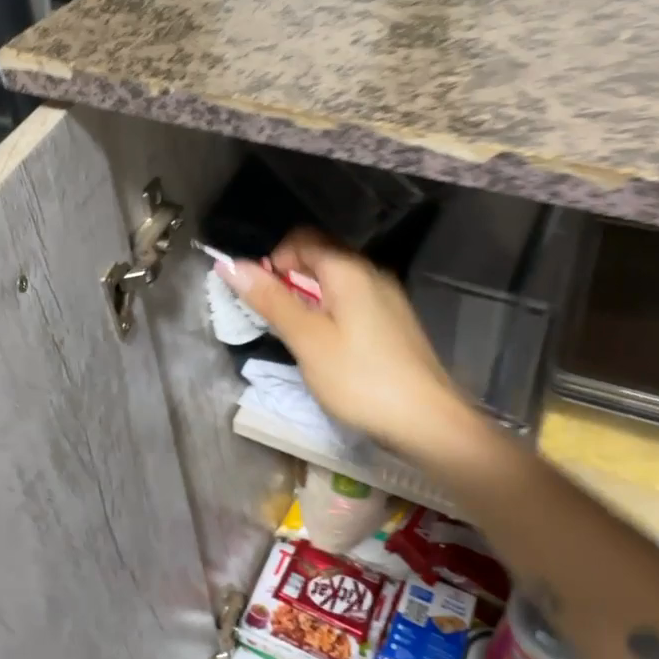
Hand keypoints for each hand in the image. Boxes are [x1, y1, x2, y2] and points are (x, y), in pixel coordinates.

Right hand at [217, 229, 468, 453]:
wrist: (426, 419)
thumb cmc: (360, 378)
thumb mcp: (307, 340)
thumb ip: (271, 300)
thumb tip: (232, 265)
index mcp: (349, 269)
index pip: (302, 239)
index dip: (273, 259)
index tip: (259, 296)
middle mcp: (371, 273)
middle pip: (320, 257)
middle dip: (290, 278)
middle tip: (275, 317)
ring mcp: (387, 297)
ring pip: (336, 282)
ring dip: (309, 298)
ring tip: (297, 335)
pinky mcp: (394, 322)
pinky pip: (353, 301)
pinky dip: (331, 312)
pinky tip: (327, 346)